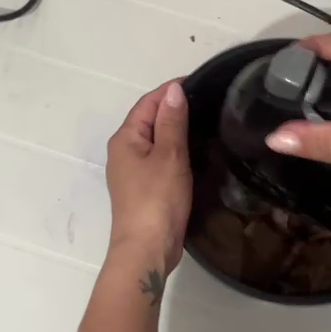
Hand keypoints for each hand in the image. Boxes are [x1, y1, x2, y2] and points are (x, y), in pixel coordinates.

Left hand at [105, 79, 191, 274]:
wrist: (146, 249)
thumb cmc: (157, 199)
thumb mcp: (169, 155)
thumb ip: (171, 121)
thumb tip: (173, 91)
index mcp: (125, 138)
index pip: (148, 103)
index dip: (170, 90)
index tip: (200, 82)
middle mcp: (123, 151)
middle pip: (148, 119)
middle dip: (173, 107)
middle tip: (208, 101)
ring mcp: (131, 171)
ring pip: (153, 140)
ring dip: (174, 128)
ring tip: (205, 122)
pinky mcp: (142, 188)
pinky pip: (158, 158)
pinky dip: (174, 149)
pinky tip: (193, 151)